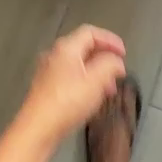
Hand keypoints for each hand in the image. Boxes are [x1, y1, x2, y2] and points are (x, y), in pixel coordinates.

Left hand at [19, 25, 127, 142]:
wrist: (37, 128)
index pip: (90, 32)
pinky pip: (70, 77)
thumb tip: (116, 61)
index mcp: (66, 48)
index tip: (123, 53)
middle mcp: (54, 55)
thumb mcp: (96, 81)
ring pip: (78, 64)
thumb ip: (110, 65)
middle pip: (83, 47)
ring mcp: (48, 71)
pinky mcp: (45, 88)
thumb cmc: (68, 102)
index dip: (110, 39)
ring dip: (96, 72)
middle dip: (104, 58)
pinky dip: (85, 82)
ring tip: (109, 89)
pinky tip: (92, 98)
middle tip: (118, 71)